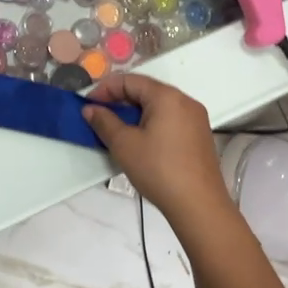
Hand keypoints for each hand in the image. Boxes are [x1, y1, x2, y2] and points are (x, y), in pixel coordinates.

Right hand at [82, 73, 233, 227]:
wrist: (200, 207)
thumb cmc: (159, 170)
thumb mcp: (124, 145)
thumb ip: (104, 121)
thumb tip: (90, 109)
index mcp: (167, 96)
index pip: (129, 80)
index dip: (105, 89)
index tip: (88, 105)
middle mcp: (185, 101)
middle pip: (146, 90)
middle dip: (120, 100)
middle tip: (100, 116)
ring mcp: (196, 119)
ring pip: (159, 106)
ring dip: (135, 113)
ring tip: (117, 129)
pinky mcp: (200, 137)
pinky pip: (170, 119)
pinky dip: (152, 123)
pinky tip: (141, 141)